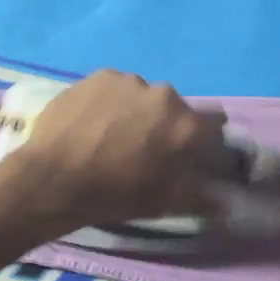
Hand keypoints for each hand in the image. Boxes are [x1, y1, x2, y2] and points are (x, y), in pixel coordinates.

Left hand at [8, 70, 225, 229]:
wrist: (55, 179)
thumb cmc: (116, 195)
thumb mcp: (163, 204)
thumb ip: (200, 199)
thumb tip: (224, 204)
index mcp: (187, 126)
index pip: (214, 122)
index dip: (202, 138)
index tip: (186, 152)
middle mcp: (164, 95)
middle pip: (173, 108)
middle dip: (163, 124)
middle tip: (141, 148)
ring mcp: (129, 81)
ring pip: (140, 96)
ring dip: (133, 111)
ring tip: (109, 136)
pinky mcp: (98, 76)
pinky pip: (112, 88)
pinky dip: (107, 103)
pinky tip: (89, 124)